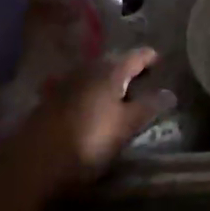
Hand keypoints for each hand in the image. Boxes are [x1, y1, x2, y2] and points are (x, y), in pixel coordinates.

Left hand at [0, 48, 176, 199]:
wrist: (38, 155)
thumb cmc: (89, 138)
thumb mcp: (124, 127)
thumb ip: (148, 107)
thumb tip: (171, 92)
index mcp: (111, 70)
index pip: (135, 56)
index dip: (149, 56)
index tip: (159, 58)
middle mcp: (90, 66)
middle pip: (115, 61)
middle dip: (129, 66)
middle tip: (143, 75)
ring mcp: (70, 78)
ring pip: (96, 72)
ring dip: (109, 78)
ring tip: (120, 89)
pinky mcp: (56, 94)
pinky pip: (82, 83)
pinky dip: (93, 88)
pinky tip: (93, 101)